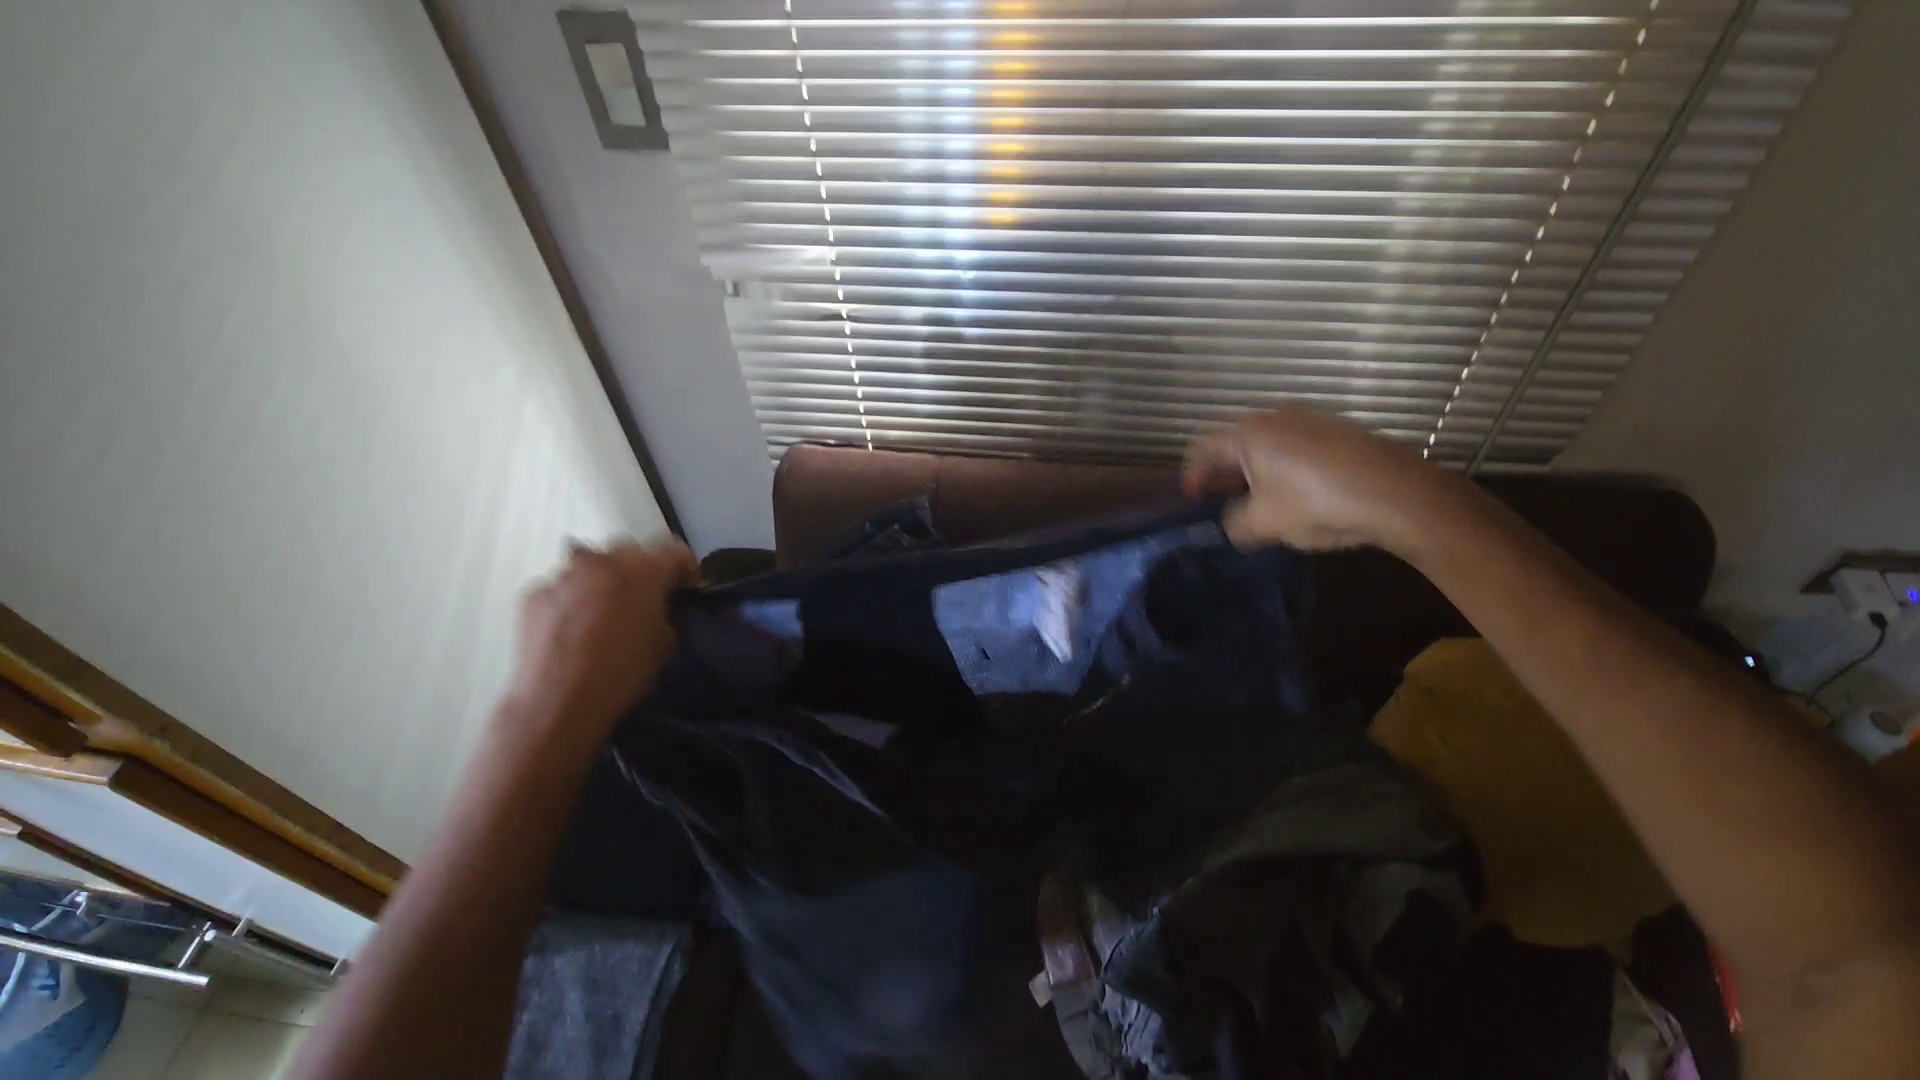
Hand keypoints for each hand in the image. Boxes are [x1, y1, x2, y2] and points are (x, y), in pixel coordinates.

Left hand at [502, 539, 698, 752]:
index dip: (686, 567)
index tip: (687, 589)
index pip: (673, 550)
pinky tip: (570, 629)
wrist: (557, 703)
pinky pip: (561, 587)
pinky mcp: (534, 593)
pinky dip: (571, 600)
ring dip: (603, 580)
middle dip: (641, 569)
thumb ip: (666, 613)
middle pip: (629, 551)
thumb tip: (660, 607)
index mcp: (643, 570)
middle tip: (643, 599)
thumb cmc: (622, 674)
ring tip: (602, 612)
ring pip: (591, 564)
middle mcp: (602, 560)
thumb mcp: (664, 644)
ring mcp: (564, 574)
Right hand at [1181, 406, 1452, 552]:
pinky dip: (1285, 467)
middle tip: (1223, 502)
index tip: (1192, 501)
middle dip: (1224, 474)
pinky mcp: (1339, 431)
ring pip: (1268, 444)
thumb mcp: (1264, 523)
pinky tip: (1298, 495)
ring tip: (1260, 502)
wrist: (1398, 493)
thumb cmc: (1318, 504)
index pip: (1202, 448)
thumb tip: (1232, 521)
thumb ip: (1234, 523)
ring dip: (1256, 471)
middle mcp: (1276, 416)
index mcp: (1249, 433)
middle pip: (1235, 443)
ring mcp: (1311, 419)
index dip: (1191, 475)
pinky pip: (1296, 447)